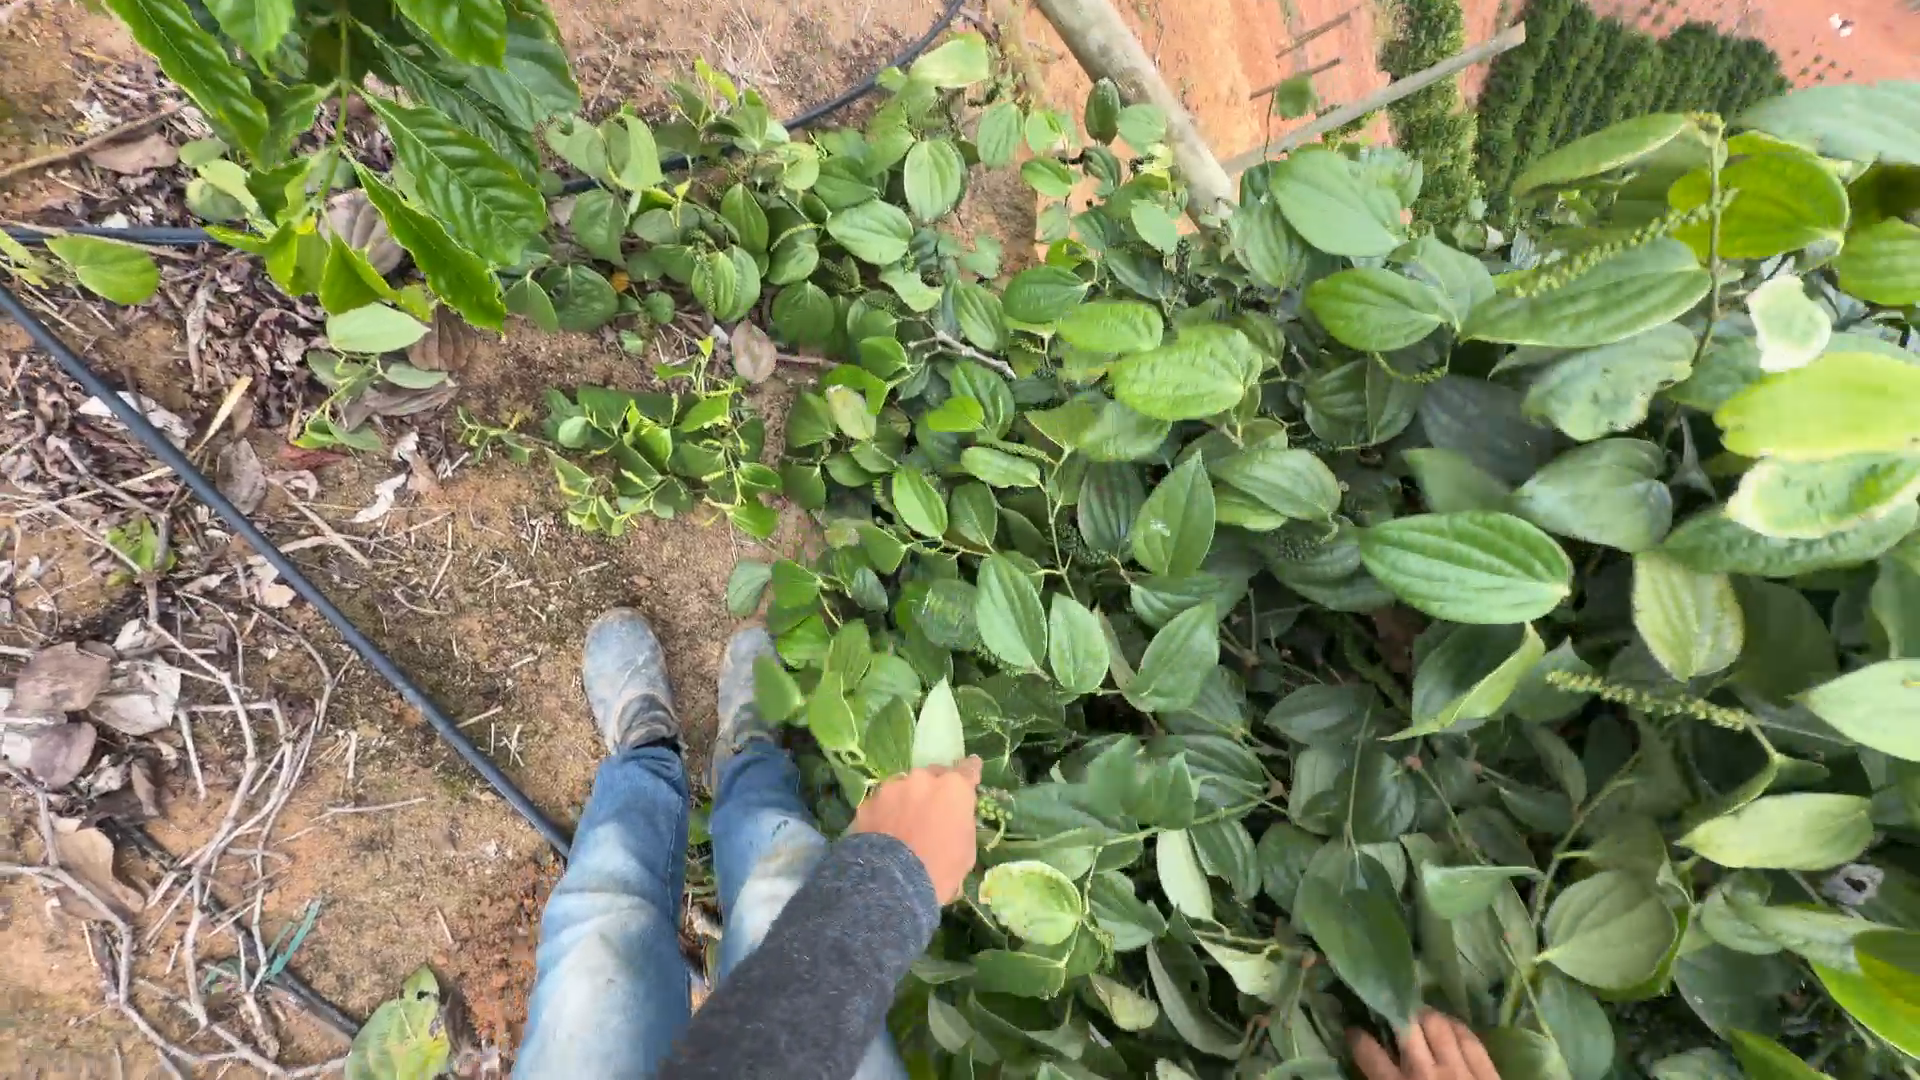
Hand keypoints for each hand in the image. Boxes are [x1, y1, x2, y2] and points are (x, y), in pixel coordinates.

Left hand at [849, 757, 981, 903]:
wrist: (892, 884)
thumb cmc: (940, 870)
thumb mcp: (966, 850)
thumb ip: (962, 822)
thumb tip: (954, 819)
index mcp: (954, 788)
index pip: (968, 769)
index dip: (970, 771)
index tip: (972, 769)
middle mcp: (923, 779)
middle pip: (932, 776)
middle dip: (933, 790)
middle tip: (932, 811)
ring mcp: (893, 787)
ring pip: (903, 787)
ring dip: (906, 800)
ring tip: (903, 826)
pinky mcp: (868, 802)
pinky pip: (881, 804)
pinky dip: (884, 814)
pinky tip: (883, 834)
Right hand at [1351, 1011, 1500, 1079]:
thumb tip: (1373, 1070)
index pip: (1366, 1048)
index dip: (1356, 1035)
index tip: (1354, 1031)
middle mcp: (1425, 1075)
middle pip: (1403, 1023)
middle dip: (1394, 1014)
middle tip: (1392, 1016)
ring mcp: (1459, 1073)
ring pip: (1436, 1022)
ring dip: (1425, 1016)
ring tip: (1421, 1019)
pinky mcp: (1489, 1076)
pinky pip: (1469, 1038)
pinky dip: (1455, 1028)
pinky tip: (1450, 1029)